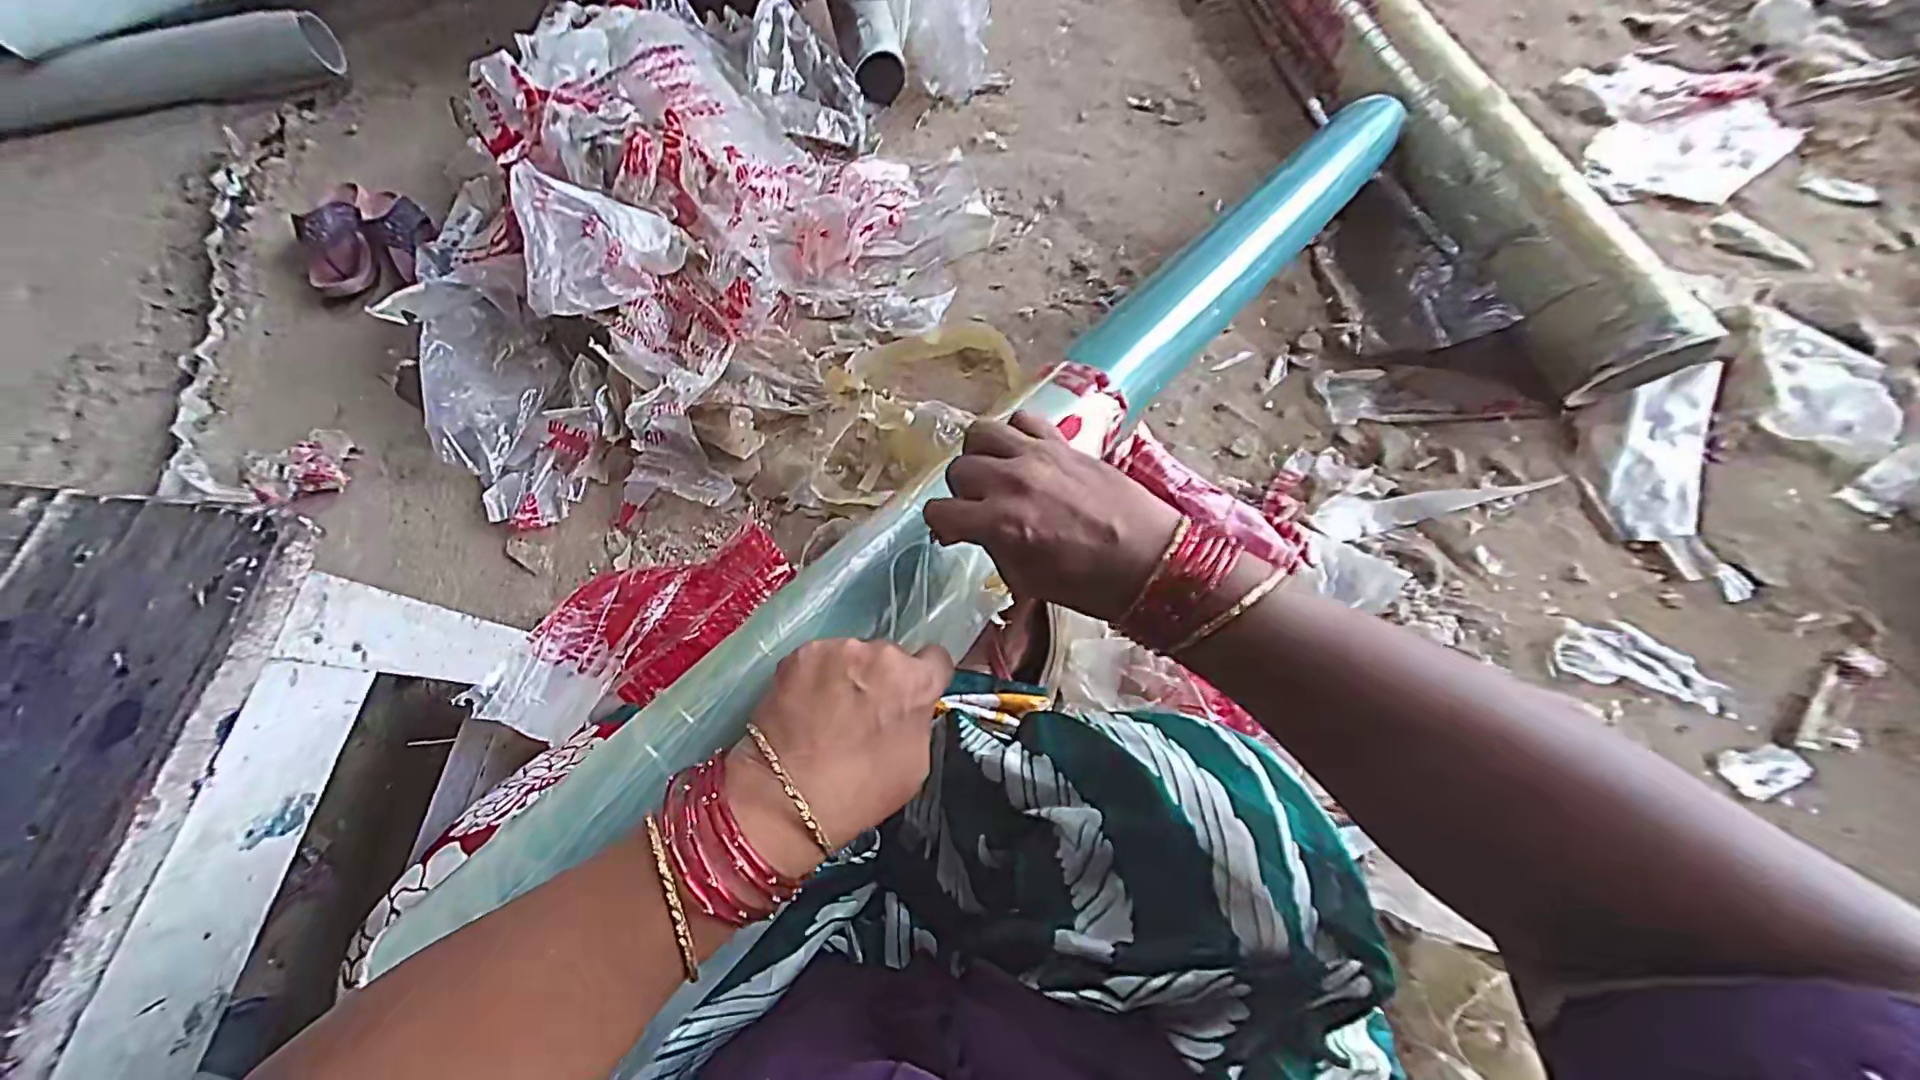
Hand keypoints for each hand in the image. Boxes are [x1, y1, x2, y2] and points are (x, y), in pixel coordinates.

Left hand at [725, 639, 952, 877]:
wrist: (787, 797)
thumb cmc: (860, 790)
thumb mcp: (915, 762)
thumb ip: (918, 719)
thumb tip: (910, 706)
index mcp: (916, 681)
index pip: (935, 658)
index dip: (924, 677)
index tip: (909, 693)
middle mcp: (881, 654)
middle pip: (889, 657)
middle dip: (880, 677)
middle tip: (862, 711)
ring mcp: (837, 649)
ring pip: (852, 655)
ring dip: (846, 674)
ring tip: (828, 710)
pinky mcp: (801, 654)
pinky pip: (818, 659)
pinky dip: (815, 676)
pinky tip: (804, 705)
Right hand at [924, 412, 1180, 622]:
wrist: (1151, 560)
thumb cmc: (1090, 584)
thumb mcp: (1029, 579)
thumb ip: (995, 548)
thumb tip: (978, 532)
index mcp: (1001, 523)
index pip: (940, 511)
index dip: (943, 524)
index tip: (953, 532)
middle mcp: (1012, 481)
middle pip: (958, 469)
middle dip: (962, 492)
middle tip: (979, 506)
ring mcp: (1038, 455)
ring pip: (980, 432)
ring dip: (980, 454)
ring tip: (996, 472)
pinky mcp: (1063, 442)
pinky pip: (1023, 419)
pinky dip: (1016, 434)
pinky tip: (1025, 455)